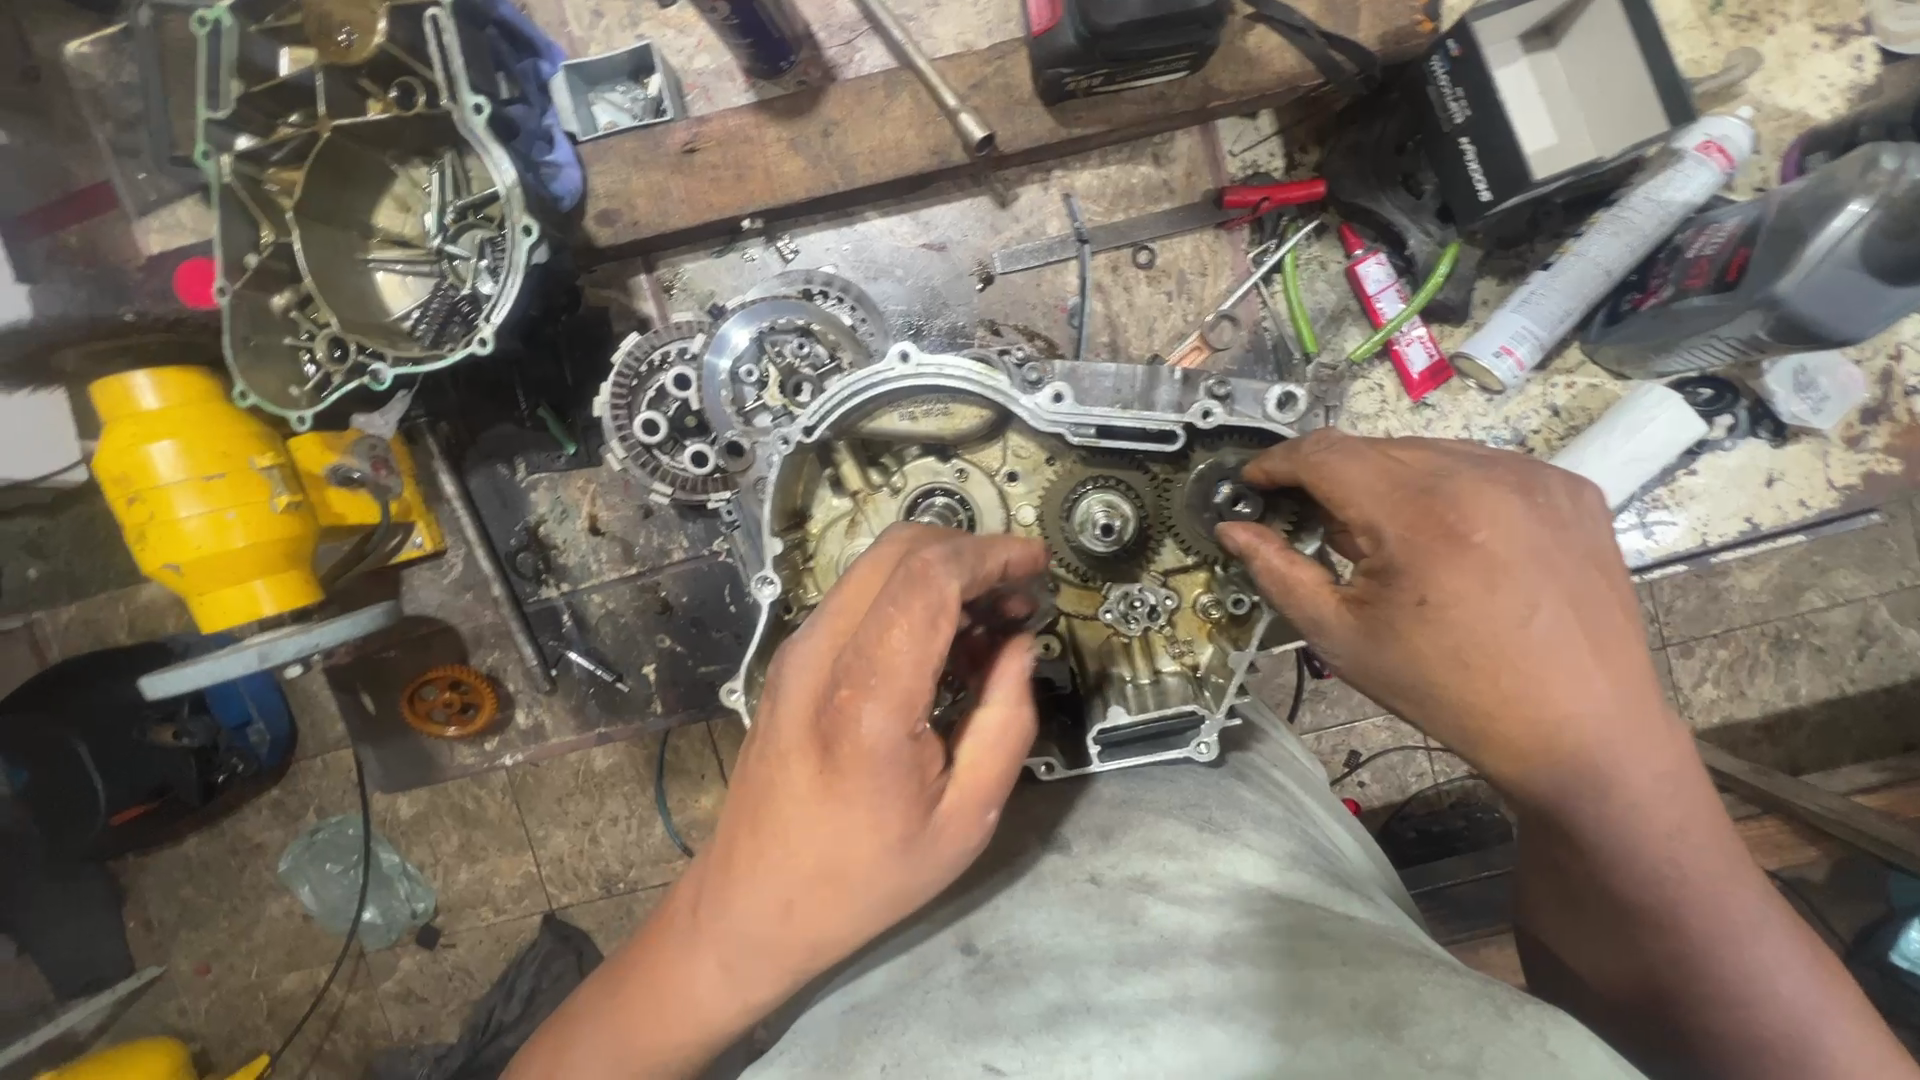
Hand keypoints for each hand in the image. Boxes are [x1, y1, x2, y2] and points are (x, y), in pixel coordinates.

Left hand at [676, 524, 1047, 1020]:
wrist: (752, 901)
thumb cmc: (863, 876)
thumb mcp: (963, 821)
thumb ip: (1006, 722)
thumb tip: (1020, 644)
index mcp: (866, 701)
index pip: (928, 579)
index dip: (990, 555)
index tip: (1037, 563)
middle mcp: (821, 654)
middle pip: (900, 550)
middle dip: (971, 551)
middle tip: (1021, 589)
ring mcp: (799, 650)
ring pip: (878, 564)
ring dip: (942, 570)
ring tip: (995, 615)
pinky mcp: (793, 657)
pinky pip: (861, 596)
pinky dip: (913, 595)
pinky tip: (949, 639)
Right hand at [1217, 430, 1679, 810]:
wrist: (1580, 729)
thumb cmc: (1445, 689)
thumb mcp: (1339, 636)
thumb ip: (1277, 570)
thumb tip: (1233, 528)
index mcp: (1418, 513)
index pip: (1323, 453)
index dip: (1277, 462)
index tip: (1253, 482)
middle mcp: (1481, 474)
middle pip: (1372, 448)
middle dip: (1329, 478)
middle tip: (1315, 525)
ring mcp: (1534, 475)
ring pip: (1427, 452)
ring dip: (1387, 481)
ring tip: (1386, 538)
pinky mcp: (1570, 487)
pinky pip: (1481, 466)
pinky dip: (1445, 488)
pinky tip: (1447, 537)